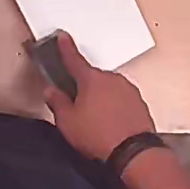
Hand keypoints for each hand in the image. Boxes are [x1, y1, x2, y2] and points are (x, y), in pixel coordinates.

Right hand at [42, 32, 156, 161]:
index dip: (65, 47)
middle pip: (92, 78)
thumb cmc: (100, 136)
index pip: (74, 59)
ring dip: (101, 99)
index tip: (63, 36)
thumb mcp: (68, 122)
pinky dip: (114, 107)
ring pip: (107, 89)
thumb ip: (57, 102)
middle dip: (84, 89)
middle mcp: (111, 79)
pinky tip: (110, 124)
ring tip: (96, 123)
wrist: (133, 152)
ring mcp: (127, 89)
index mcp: (91, 79)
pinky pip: (121, 99)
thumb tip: (51, 91)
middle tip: (77, 109)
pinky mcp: (138, 102)